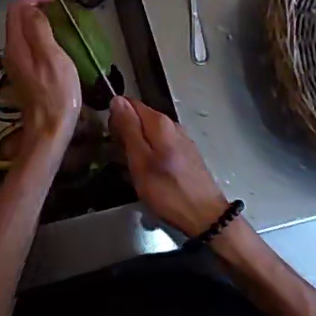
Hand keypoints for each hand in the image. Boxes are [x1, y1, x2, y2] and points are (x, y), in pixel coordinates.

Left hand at [4, 0, 81, 143]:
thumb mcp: (52, 57)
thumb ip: (40, 30)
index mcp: (16, 46)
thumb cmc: (56, 93)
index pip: (16, 10)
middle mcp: (12, 52)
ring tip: (59, 22)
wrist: (49, 128)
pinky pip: (29, 46)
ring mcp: (17, 65)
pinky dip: (40, 36)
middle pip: (16, 20)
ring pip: (22, 33)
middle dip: (34, 7)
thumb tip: (33, 9)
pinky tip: (56, 44)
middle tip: (58, 8)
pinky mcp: (26, 74)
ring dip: (38, 22)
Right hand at [109, 96, 228, 236]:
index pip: (130, 103)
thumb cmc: (167, 190)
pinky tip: (149, 171)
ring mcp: (181, 139)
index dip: (115, 117)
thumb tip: (117, 99)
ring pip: (150, 132)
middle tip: (120, 156)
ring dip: (137, 144)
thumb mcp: (140, 160)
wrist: (204, 215)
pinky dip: (150, 152)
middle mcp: (172, 124)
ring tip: (132, 167)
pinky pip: (160, 144)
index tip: (110, 137)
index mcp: (160, 122)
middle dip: (125, 131)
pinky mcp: (185, 153)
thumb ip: (129, 128)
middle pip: (140, 116)